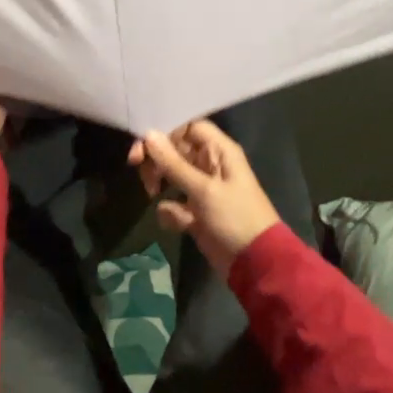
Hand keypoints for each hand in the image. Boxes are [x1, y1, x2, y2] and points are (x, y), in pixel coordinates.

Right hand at [128, 120, 282, 275]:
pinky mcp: (196, 211)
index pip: (187, 126)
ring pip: (170, 174)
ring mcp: (202, 188)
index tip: (145, 142)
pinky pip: (174, 202)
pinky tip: (179, 223)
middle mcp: (209, 165)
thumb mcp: (204, 190)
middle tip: (137, 166)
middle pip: (174, 148)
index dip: (165, 130)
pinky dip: (171, 211)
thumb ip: (173, 163)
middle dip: (156, 158)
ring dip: (158, 182)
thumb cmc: (235, 218)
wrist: (255, 266)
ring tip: (153, 194)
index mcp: (219, 151)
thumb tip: (148, 134)